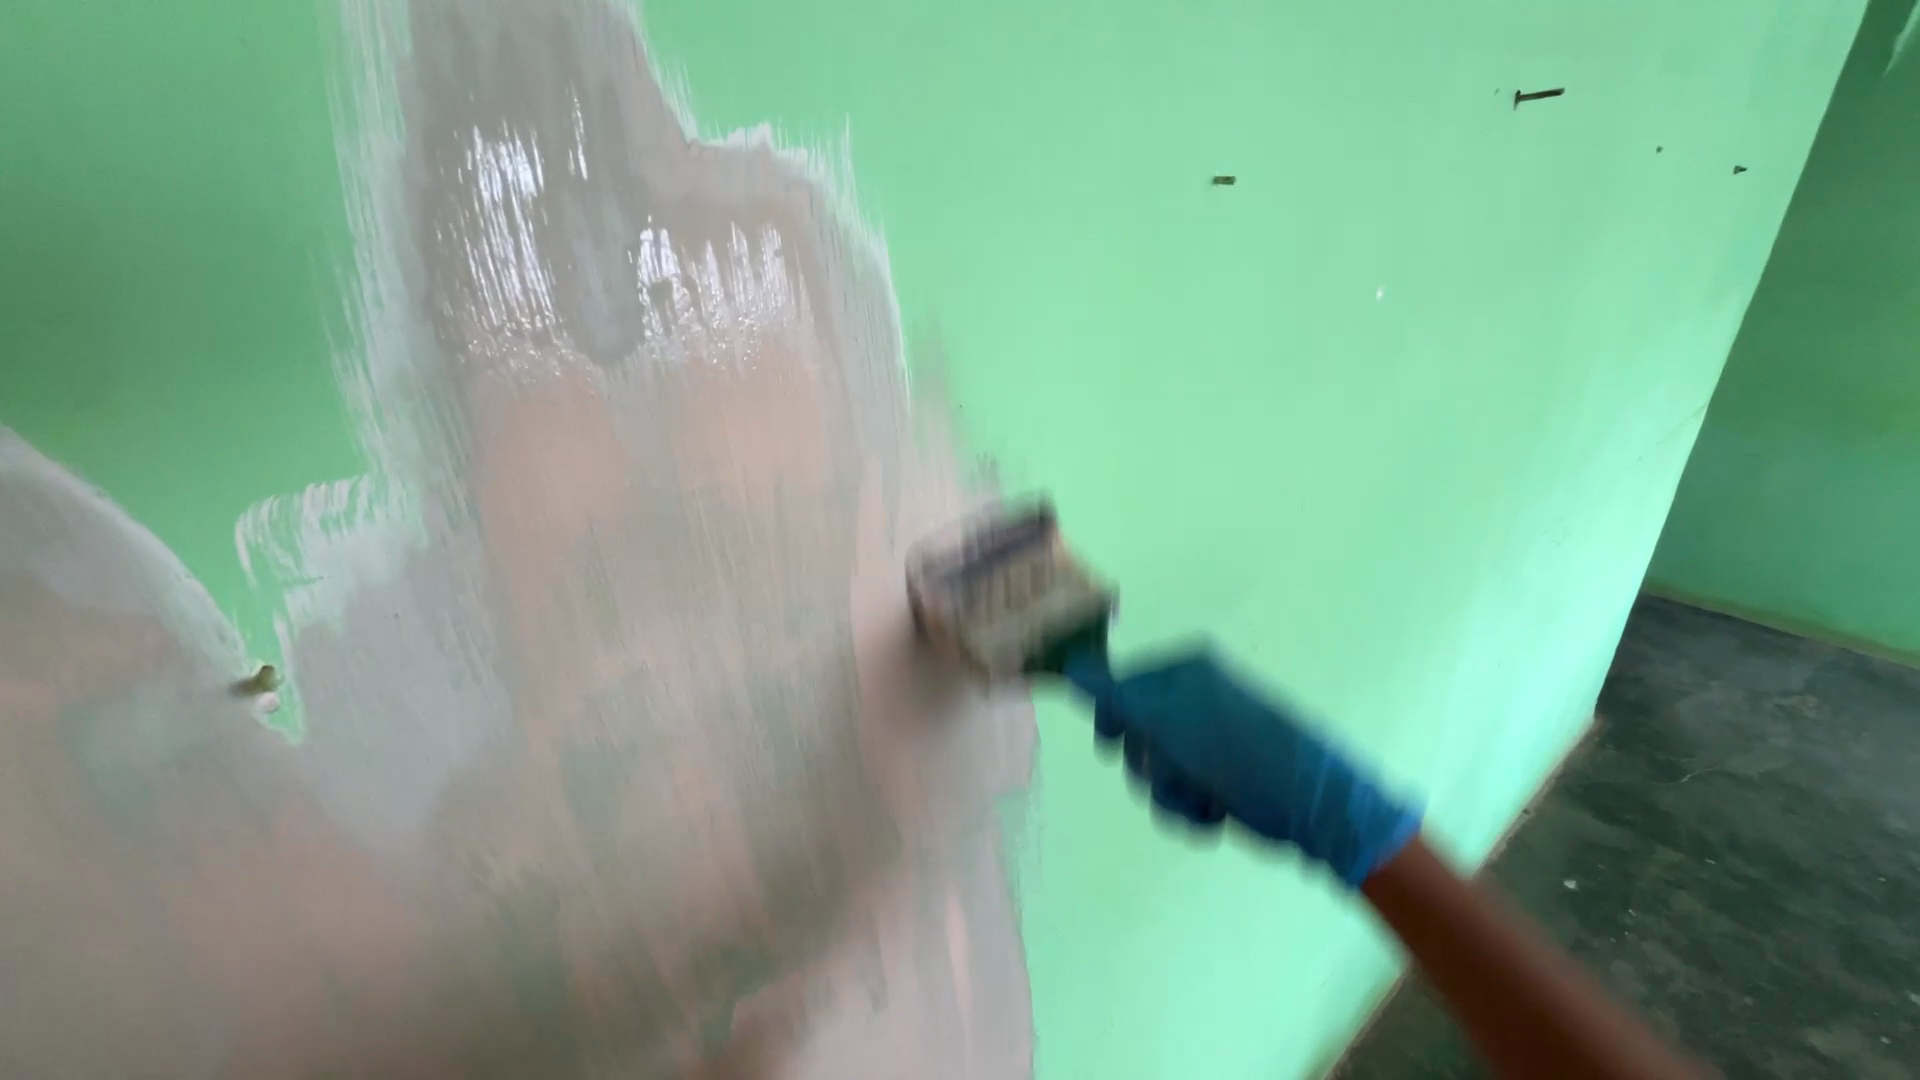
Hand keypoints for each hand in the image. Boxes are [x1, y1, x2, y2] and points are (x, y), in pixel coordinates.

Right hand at [1064, 648, 1418, 887]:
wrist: (1319, 808)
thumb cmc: (1244, 755)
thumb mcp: (1175, 723)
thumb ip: (1120, 697)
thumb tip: (1073, 668)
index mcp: (1185, 674)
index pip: (1120, 687)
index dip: (1113, 719)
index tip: (1114, 741)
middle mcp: (1193, 700)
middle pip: (1133, 734)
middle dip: (1150, 765)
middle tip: (1174, 772)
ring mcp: (1207, 740)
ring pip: (1154, 770)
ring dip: (1172, 793)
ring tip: (1205, 800)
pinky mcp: (1218, 774)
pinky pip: (1178, 792)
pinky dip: (1190, 808)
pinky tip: (1215, 813)